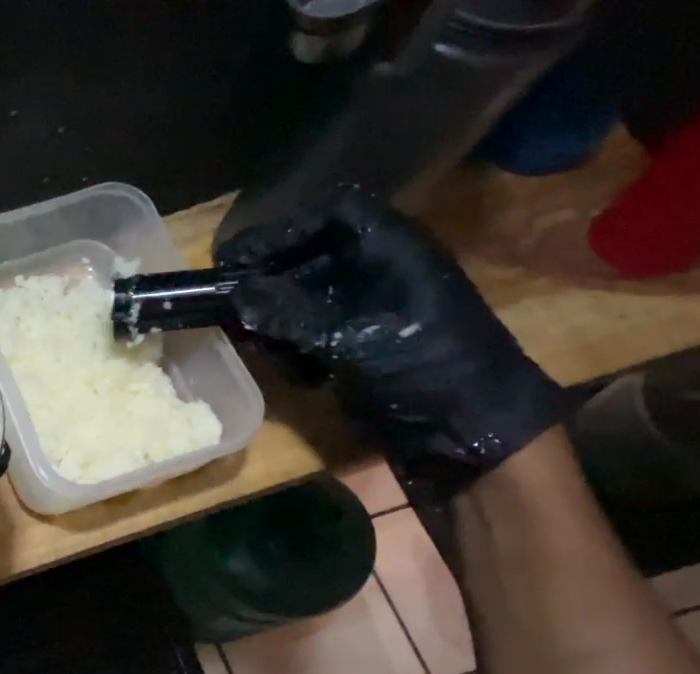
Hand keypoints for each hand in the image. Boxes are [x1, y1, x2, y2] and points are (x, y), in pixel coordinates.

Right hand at [218, 189, 565, 491]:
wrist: (470, 434)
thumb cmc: (428, 371)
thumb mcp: (355, 339)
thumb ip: (292, 314)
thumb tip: (235, 294)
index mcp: (395, 252)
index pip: (334, 213)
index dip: (283, 229)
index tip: (236, 259)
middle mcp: (381, 273)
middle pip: (311, 255)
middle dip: (268, 279)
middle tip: (228, 303)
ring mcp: (370, 311)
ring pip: (304, 298)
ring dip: (273, 319)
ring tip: (255, 343)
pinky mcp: (359, 347)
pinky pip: (311, 334)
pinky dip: (290, 348)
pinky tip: (293, 373)